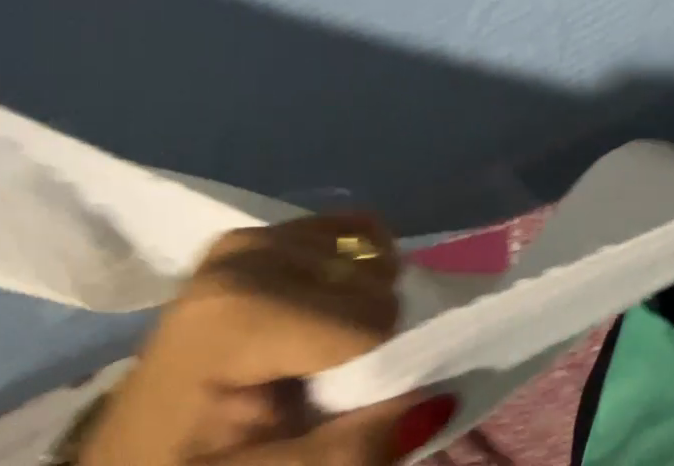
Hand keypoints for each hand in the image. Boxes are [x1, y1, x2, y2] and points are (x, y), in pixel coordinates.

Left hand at [79, 213, 452, 465]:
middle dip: (369, 337)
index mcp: (235, 312)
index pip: (370, 321)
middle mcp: (241, 255)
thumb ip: (350, 450)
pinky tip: (331, 307)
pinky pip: (345, 230)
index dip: (369, 376)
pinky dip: (357, 265)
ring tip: (321, 354)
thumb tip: (438, 397)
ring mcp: (245, 241)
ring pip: (366, 255)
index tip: (328, 414)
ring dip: (363, 304)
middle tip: (320, 389)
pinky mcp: (252, 239)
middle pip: (371, 281)